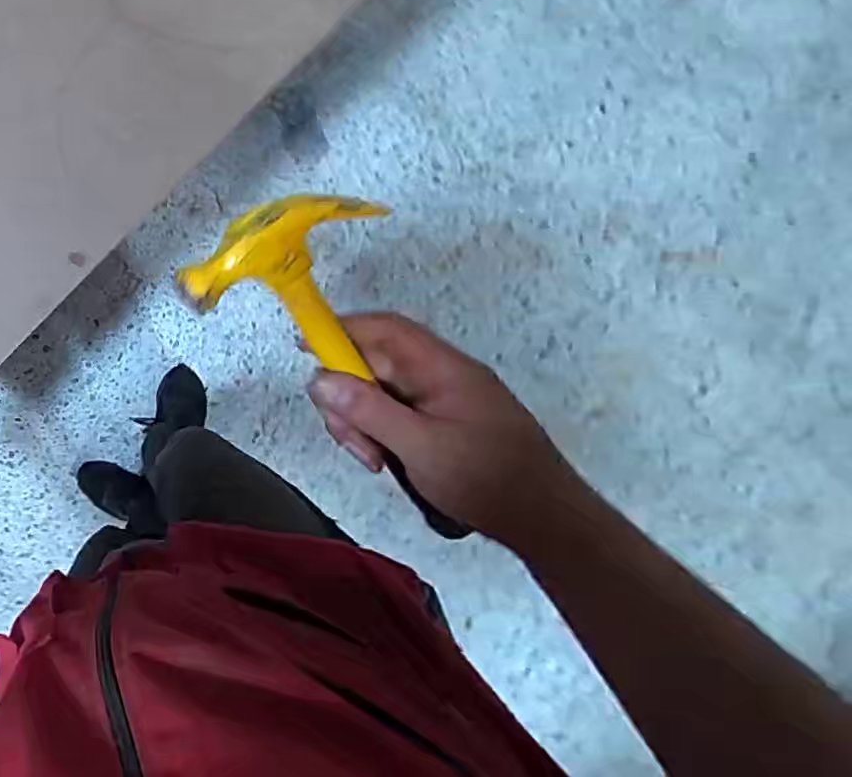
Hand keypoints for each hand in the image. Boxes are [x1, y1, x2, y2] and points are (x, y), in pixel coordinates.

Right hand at [305, 313, 584, 547]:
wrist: (553, 530)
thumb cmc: (490, 482)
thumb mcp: (420, 447)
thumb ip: (367, 410)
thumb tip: (319, 378)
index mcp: (442, 369)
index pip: (383, 328)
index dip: (340, 329)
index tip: (305, 347)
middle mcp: (438, 376)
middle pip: (369, 363)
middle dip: (345, 395)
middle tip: (348, 436)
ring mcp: (437, 399)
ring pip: (372, 391)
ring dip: (357, 420)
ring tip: (370, 458)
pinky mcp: (435, 421)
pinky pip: (386, 412)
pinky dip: (372, 431)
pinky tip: (381, 459)